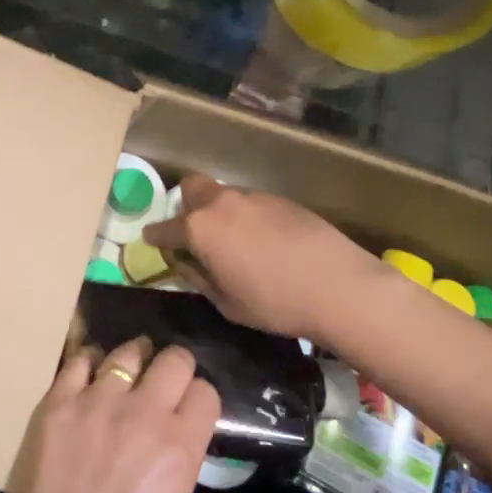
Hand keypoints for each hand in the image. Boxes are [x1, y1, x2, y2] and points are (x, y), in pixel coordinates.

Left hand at [8, 336, 219, 492]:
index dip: (200, 398)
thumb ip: (180, 465)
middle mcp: (143, 412)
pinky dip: (88, 362)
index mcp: (179, 447)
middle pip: (173, 360)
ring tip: (129, 366)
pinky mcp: (59, 399)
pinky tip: (89, 371)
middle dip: (174, 365)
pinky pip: (79, 360)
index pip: (206, 394)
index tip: (190, 404)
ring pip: (126, 352)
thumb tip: (177, 444)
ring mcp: (98, 400)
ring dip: (133, 358)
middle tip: (164, 376)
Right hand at [142, 176, 384, 340]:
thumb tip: (184, 263)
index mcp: (199, 229)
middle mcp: (220, 204)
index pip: (165, 228)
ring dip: (221, 211)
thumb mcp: (228, 304)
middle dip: (186, 205)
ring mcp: (252, 197)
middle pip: (191, 188)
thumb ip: (199, 279)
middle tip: (197, 231)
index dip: (155, 235)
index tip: (151, 239)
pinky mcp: (281, 199)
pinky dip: (250, 217)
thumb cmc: (275, 303)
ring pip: (224, 194)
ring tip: (238, 240)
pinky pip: (253, 203)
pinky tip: (269, 242)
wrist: (340, 287)